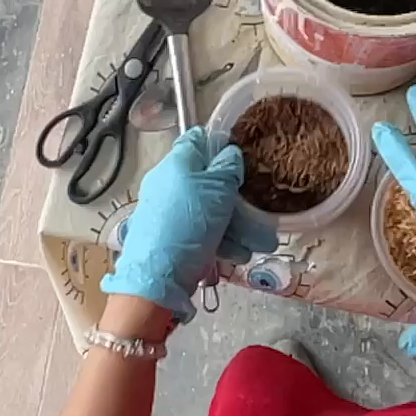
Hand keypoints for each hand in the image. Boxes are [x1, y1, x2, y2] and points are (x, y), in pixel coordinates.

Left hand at [101, 127, 276, 319]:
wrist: (158, 275)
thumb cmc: (190, 222)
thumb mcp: (218, 188)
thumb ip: (228, 165)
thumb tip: (229, 153)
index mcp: (177, 162)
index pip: (198, 140)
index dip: (220, 145)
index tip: (241, 158)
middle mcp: (168, 183)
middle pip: (207, 179)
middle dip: (234, 194)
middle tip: (255, 207)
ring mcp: (167, 211)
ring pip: (207, 209)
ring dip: (234, 222)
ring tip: (257, 241)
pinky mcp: (169, 237)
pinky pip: (199, 231)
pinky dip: (219, 239)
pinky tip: (237, 253)